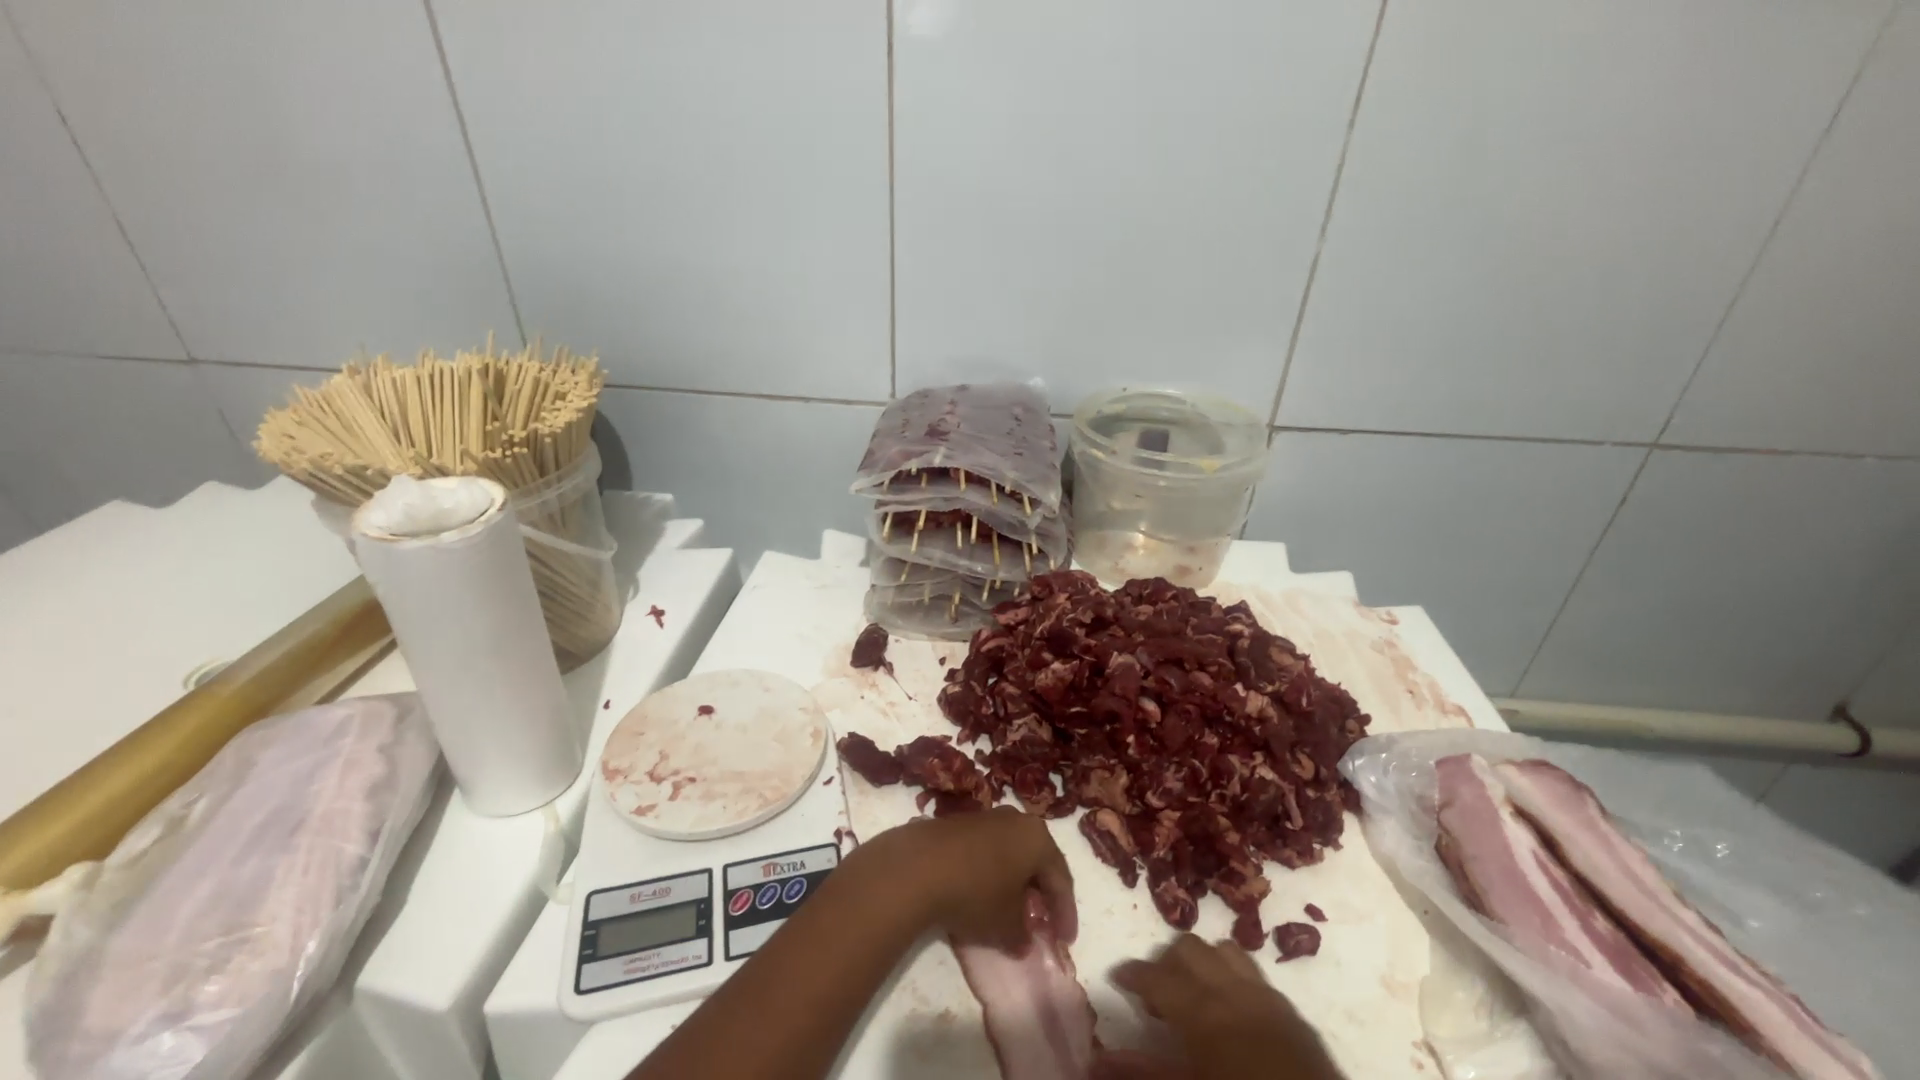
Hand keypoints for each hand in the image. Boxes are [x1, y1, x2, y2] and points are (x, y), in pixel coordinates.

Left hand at [853, 806, 1075, 949]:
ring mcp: (983, 818)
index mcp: (1037, 838)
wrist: (915, 866)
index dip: (1064, 913)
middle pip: (1035, 861)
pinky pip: (983, 852)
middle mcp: (1014, 820)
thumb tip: (1024, 943)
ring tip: (1008, 912)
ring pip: (1008, 855)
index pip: (1061, 879)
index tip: (1064, 941)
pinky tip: (978, 896)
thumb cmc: (975, 892)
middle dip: (1039, 895)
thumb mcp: (1005, 924)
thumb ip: (1021, 935)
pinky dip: (988, 875)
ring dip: (1012, 884)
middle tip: (1040, 923)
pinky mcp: (954, 824)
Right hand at [1101, 935, 1344, 1079]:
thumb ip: (1145, 1070)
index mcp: (1204, 1014)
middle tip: (1156, 997)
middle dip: (1166, 963)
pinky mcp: (1292, 1011)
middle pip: (1189, 948)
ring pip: (1224, 950)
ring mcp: (1267, 997)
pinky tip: (1230, 1010)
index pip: (1156, 976)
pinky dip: (1233, 978)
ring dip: (1203, 963)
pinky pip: (1254, 974)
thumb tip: (1102, 1058)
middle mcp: (1234, 992)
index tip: (1117, 978)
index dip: (1132, 973)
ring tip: (1193, 996)